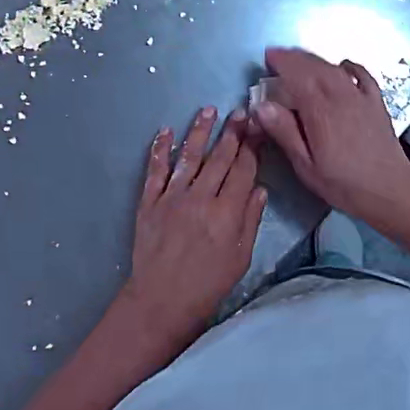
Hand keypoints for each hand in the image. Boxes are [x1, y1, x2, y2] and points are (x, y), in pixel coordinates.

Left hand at [120, 108, 267, 342]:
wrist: (161, 300)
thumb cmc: (207, 285)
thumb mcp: (240, 259)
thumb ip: (250, 220)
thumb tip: (260, 188)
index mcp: (226, 213)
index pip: (243, 170)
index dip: (252, 146)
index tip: (258, 126)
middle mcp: (200, 197)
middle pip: (219, 157)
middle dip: (232, 132)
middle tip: (240, 110)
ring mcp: (172, 196)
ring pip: (189, 156)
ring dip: (199, 131)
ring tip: (208, 110)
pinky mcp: (150, 200)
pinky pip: (156, 169)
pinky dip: (160, 149)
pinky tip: (166, 131)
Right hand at [250, 49, 409, 225]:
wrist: (391, 191)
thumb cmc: (344, 183)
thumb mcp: (306, 165)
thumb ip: (284, 133)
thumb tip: (261, 106)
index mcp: (320, 110)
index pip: (297, 75)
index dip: (281, 62)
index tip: (268, 57)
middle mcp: (340, 96)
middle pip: (314, 66)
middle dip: (294, 57)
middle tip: (278, 57)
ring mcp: (360, 96)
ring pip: (333, 67)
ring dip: (314, 60)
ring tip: (300, 60)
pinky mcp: (375, 102)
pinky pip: (361, 75)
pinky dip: (347, 67)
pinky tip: (341, 67)